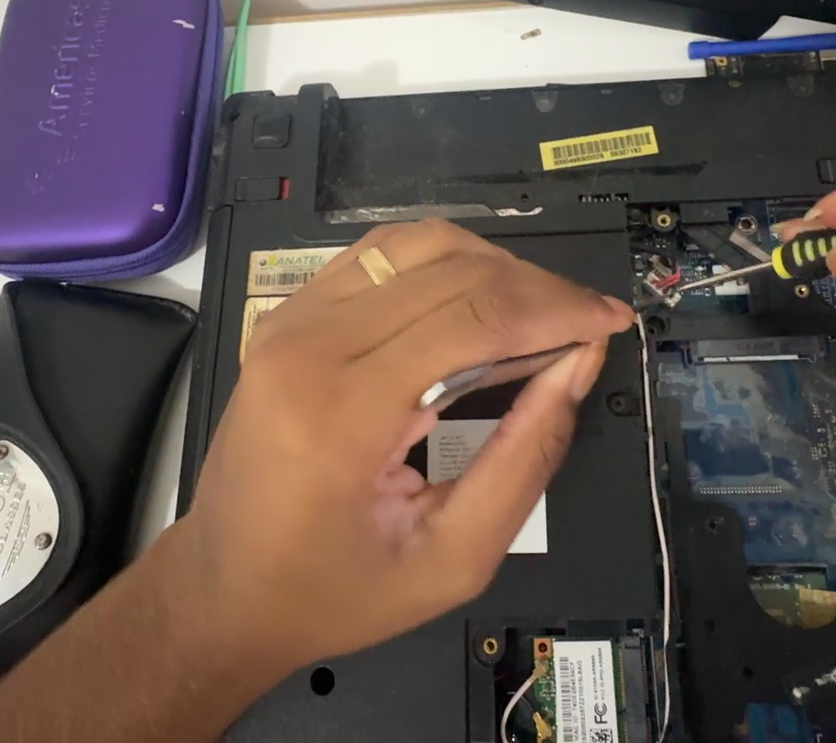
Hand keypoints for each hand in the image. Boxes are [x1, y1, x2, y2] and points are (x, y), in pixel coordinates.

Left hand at [169, 219, 633, 677]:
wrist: (224, 585)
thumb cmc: (333, 591)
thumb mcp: (451, 559)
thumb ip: (524, 458)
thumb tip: (576, 364)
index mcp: (341, 411)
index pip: (474, 317)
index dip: (556, 308)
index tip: (611, 320)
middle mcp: (309, 342)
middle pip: (455, 271)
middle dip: (539, 288)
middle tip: (587, 321)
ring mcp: (291, 316)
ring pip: (421, 244)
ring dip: (496, 266)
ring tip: (540, 311)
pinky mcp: (290, 310)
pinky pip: (383, 252)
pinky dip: (446, 260)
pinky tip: (479, 294)